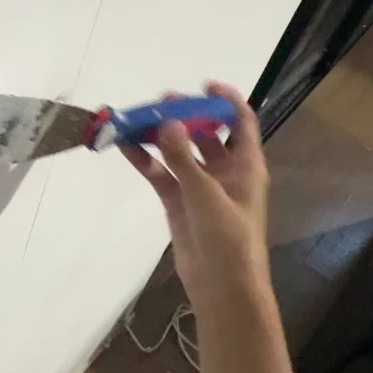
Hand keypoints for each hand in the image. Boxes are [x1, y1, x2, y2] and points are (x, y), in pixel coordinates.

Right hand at [121, 82, 270, 310]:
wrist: (222, 287)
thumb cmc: (229, 239)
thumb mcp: (207, 196)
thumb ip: (184, 159)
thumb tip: (168, 123)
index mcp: (246, 166)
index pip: (240, 122)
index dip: (226, 100)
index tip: (202, 85)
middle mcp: (224, 172)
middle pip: (205, 134)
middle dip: (185, 116)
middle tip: (160, 102)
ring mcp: (200, 187)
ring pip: (178, 153)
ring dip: (161, 137)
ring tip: (137, 120)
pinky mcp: (179, 203)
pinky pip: (161, 175)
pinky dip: (146, 162)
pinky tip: (127, 148)